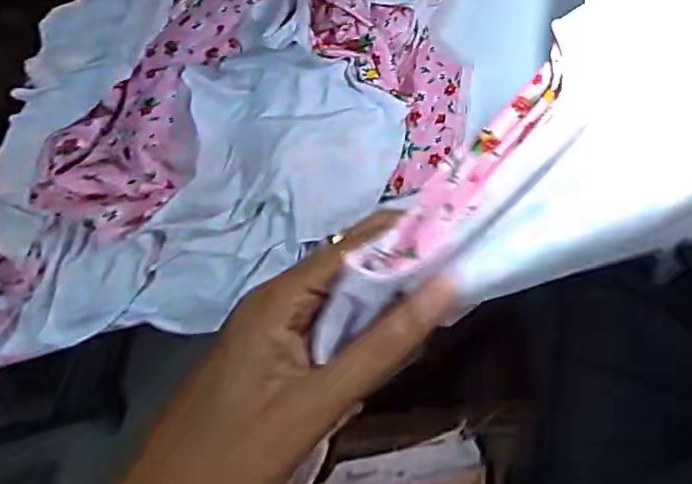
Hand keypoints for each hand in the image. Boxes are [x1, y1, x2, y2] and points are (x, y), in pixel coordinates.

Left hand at [122, 212, 455, 483]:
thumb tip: (447, 286)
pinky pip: (329, 321)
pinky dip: (364, 322)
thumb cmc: (233, 457)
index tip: (457, 234)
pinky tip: (390, 336)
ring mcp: (273, 325)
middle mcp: (277, 297)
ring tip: (434, 297)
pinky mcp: (275, 352)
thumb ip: (384, 345)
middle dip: (402, 263)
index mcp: (280, 295)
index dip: (407, 235)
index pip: (357, 243)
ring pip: (343, 293)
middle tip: (454, 268)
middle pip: (351, 263)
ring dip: (386, 294)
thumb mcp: (317, 403)